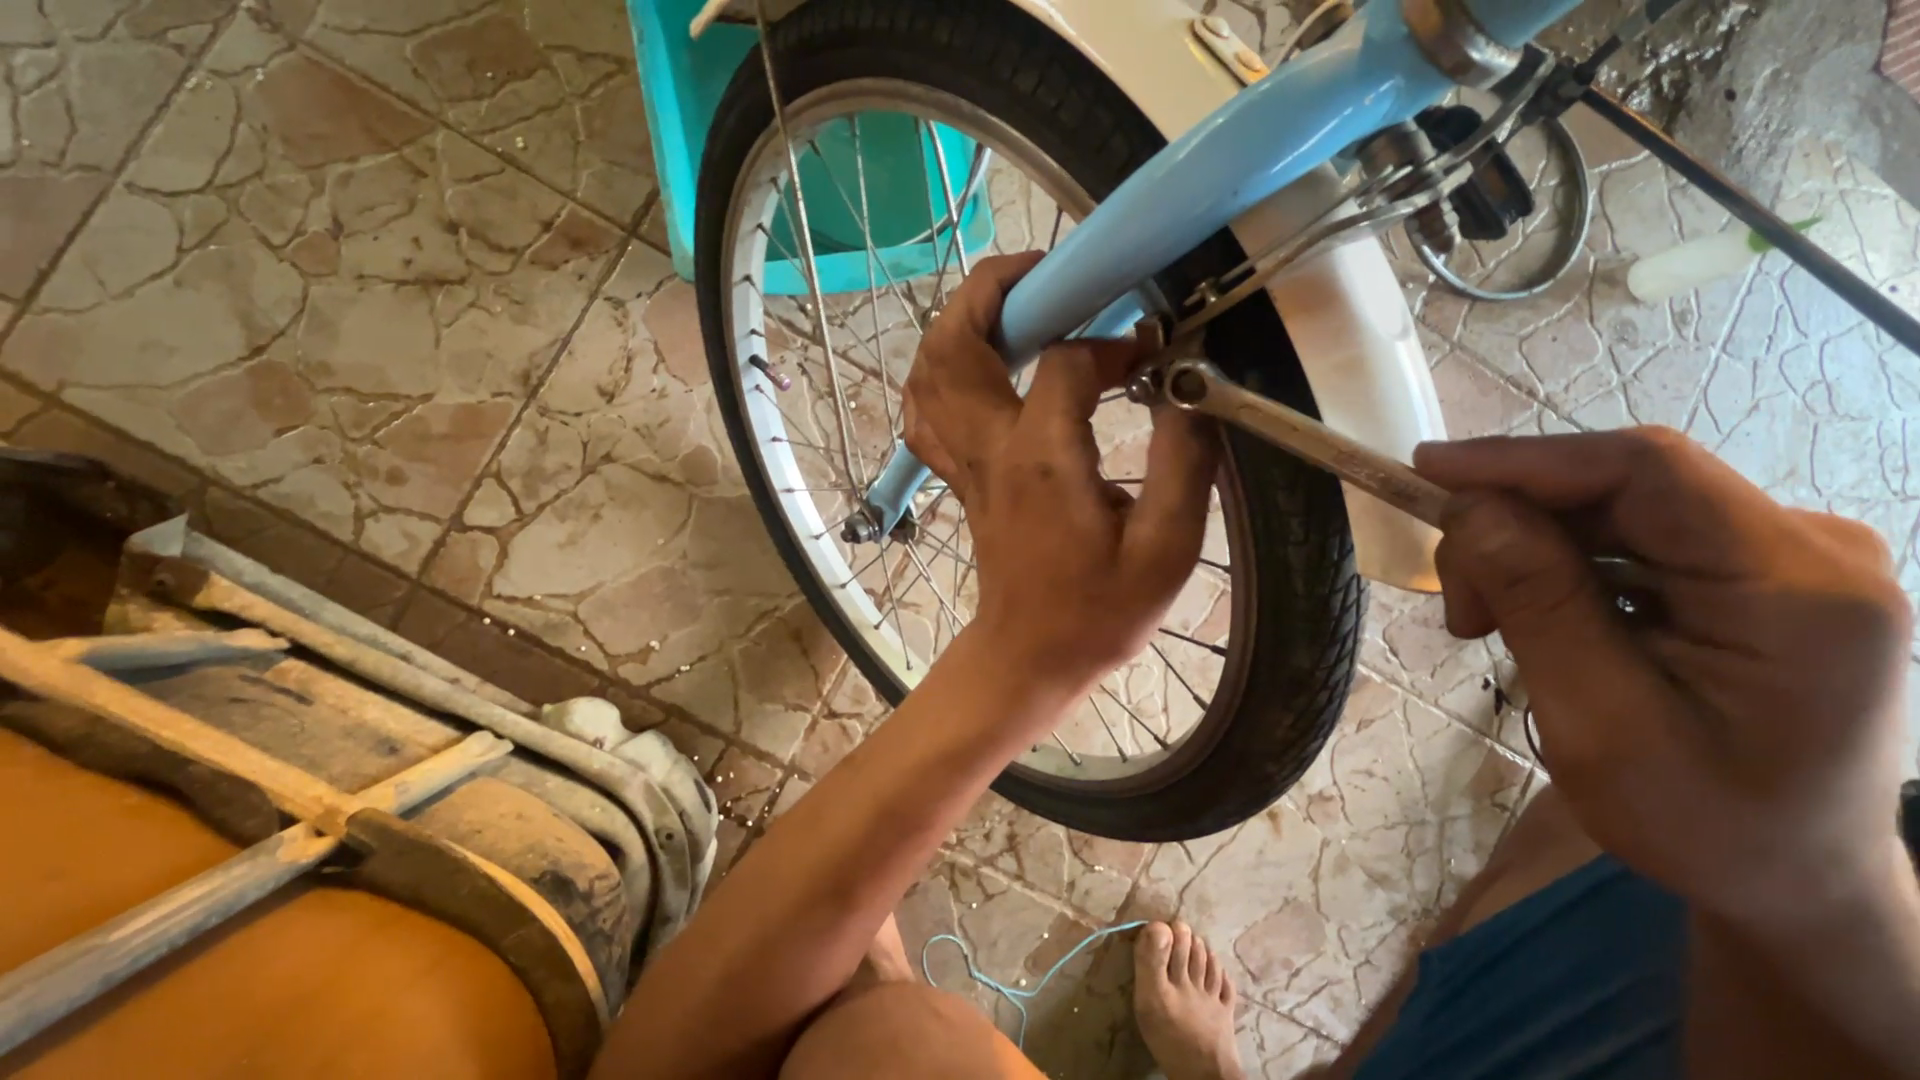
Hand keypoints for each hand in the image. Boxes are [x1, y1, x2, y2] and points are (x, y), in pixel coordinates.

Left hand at [901, 253, 1218, 698]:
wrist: (1031, 658)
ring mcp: (965, 461)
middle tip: (1049, 269)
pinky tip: (974, 360)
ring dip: (960, 320)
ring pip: (929, 370)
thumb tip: (1189, 390)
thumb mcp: (1166, 549)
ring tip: (1014, 300)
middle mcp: (990, 448)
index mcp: (1041, 458)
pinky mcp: (960, 474)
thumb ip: (1183, 462)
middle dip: (993, 288)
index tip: (1152, 353)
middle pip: (956, 343)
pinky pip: (928, 408)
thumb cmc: (1098, 612)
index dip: (1112, 343)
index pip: (1066, 361)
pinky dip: (940, 370)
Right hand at [1418, 428, 1913, 927]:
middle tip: (1459, 614)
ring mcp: (1784, 557)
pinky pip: (1630, 538)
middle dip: (1514, 530)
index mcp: (1798, 587)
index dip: (1524, 460)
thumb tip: (1472, 508)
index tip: (1425, 472)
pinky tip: (1535, 619)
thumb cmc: (1701, 822)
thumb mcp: (1601, 725)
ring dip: (1530, 554)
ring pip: (1613, 511)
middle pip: (1620, 489)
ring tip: (1487, 628)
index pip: (1644, 470)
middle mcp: (1808, 548)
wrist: (1792, 876)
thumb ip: (1542, 606)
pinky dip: (1561, 569)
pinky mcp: (1751, 573)